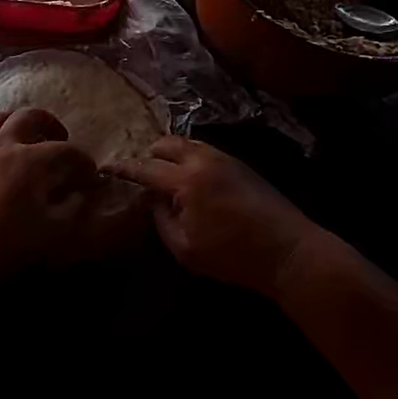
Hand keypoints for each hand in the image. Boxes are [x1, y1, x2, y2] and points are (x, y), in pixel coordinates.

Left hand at [0, 108, 100, 286]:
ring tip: (27, 135)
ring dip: (17, 122)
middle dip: (51, 125)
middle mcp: (4, 145)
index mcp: (32, 161)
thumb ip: (76, 206)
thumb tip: (83, 192)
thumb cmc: (12, 246)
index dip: (83, 161)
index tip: (90, 174)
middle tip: (60, 140)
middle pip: (30, 117)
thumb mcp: (57, 231)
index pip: (66, 151)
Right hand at [108, 137, 317, 295]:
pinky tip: (190, 176)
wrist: (290, 252)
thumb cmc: (233, 256)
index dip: (123, 168)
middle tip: (139, 170)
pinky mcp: (241, 165)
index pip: (145, 168)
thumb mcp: (185, 248)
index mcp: (186, 180)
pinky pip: (205, 150)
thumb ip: (161, 220)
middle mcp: (203, 160)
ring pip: (188, 143)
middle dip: (149, 153)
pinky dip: (189, 156)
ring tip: (163, 171)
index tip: (106, 166)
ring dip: (170, 153)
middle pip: (166, 143)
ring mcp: (225, 158)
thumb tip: (153, 200)